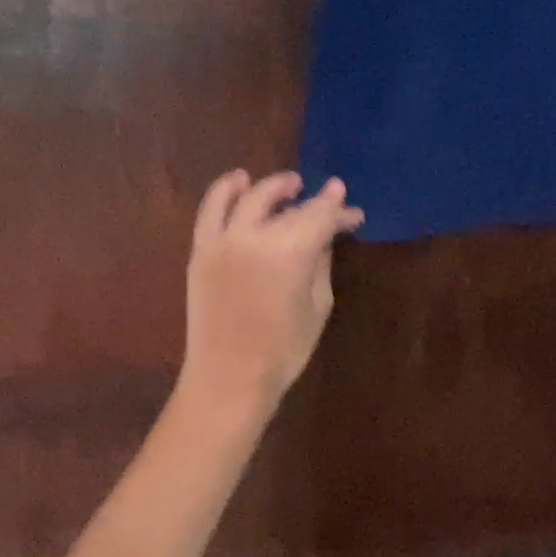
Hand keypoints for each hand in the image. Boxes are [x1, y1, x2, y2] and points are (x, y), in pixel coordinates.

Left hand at [179, 169, 363, 413]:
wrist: (229, 376)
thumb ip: (321, 264)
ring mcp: (224, 240)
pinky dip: (225, 189)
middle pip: (291, 208)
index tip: (354, 214)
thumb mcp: (317, 306)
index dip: (340, 212)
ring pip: (251, 198)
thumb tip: (323, 238)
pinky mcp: (201, 249)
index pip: (321, 217)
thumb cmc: (284, 349)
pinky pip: (211, 209)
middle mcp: (256, 236)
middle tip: (330, 204)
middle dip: (315, 203)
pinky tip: (239, 180)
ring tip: (290, 184)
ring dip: (273, 187)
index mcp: (292, 252)